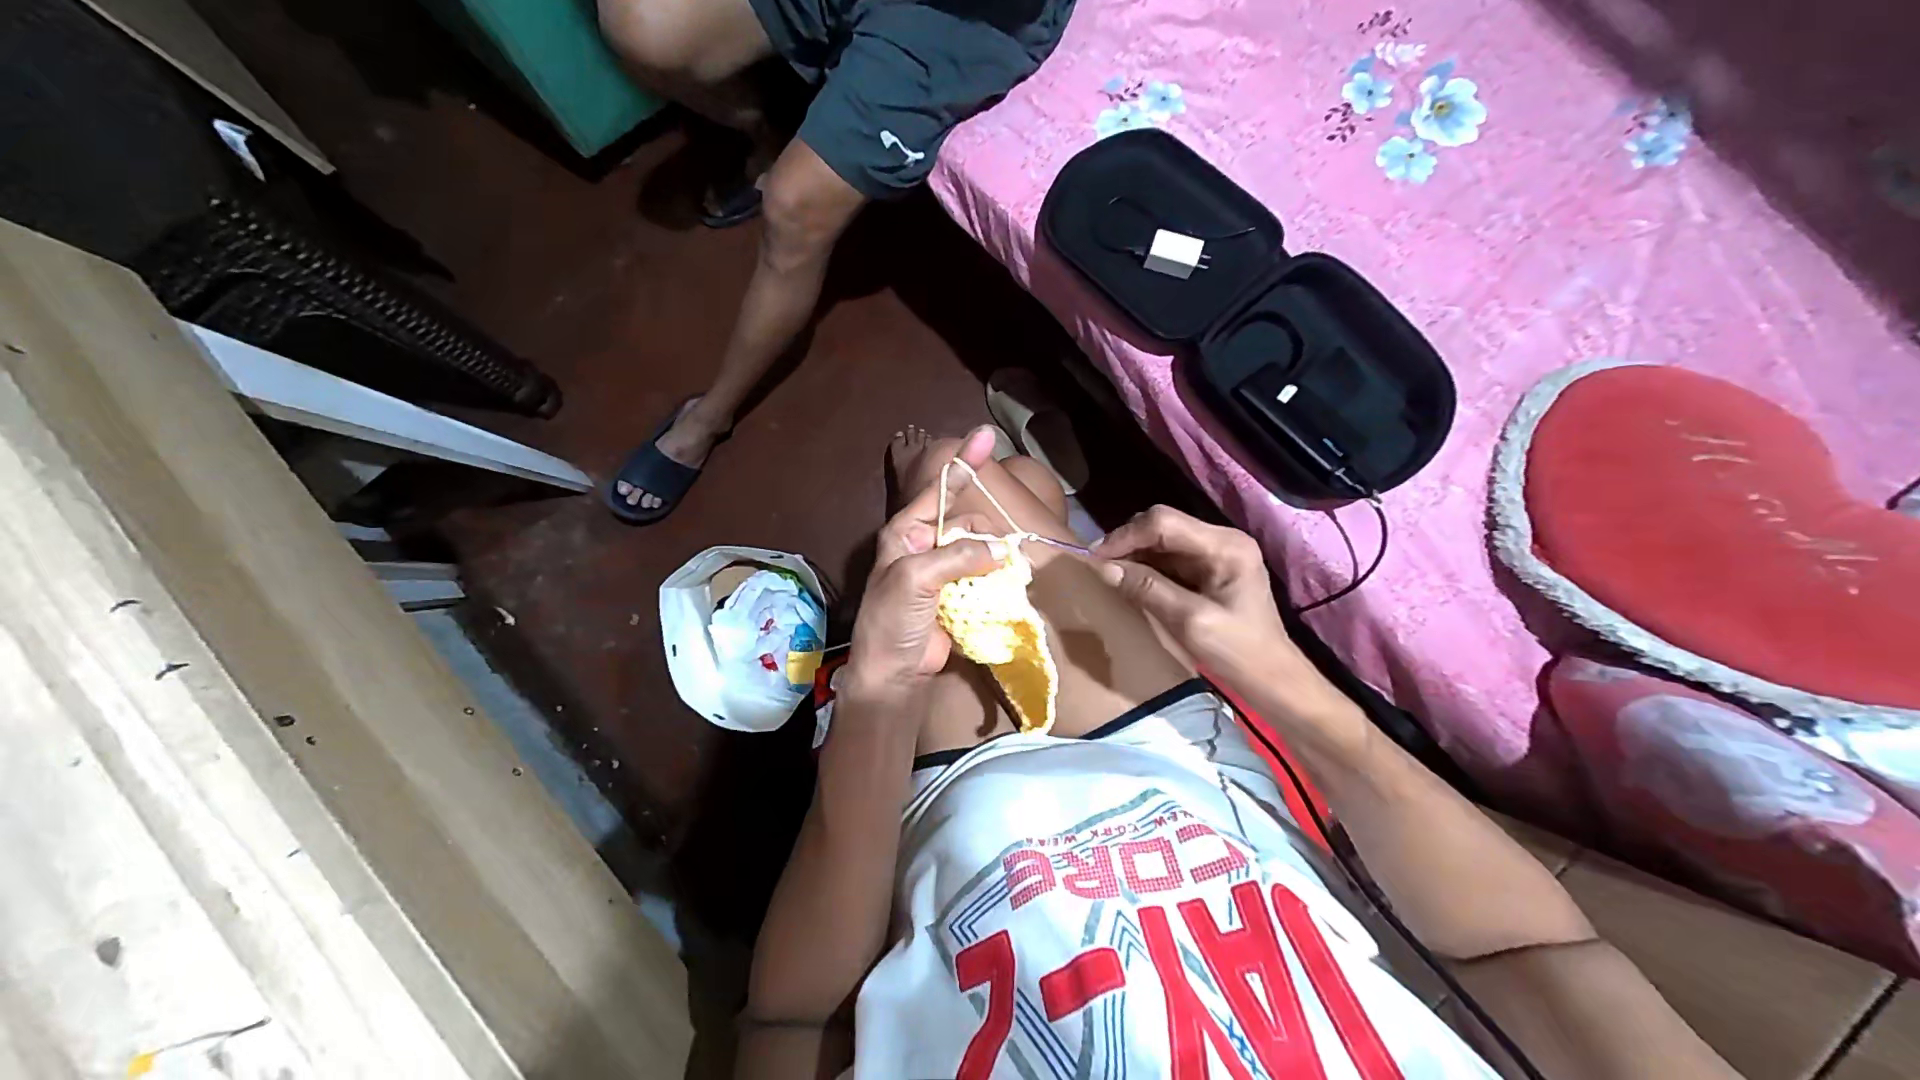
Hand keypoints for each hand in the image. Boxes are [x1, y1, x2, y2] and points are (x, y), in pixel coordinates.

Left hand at [845, 428, 1002, 699]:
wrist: (894, 672)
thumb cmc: (891, 621)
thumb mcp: (915, 580)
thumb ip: (957, 557)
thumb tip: (1001, 549)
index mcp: (906, 532)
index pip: (939, 490)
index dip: (964, 463)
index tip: (986, 435)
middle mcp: (925, 545)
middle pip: (967, 521)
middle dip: (984, 532)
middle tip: (992, 559)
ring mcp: (943, 571)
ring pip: (981, 548)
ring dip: (995, 557)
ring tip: (1000, 574)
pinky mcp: (959, 594)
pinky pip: (985, 574)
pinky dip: (998, 577)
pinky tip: (1006, 585)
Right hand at [1093, 506, 1347, 723]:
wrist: (1270, 679)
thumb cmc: (1237, 652)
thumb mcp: (1189, 621)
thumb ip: (1148, 589)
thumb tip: (1104, 567)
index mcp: (1225, 546)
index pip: (1164, 522)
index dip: (1126, 536)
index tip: (1096, 559)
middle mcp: (1222, 539)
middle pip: (1162, 524)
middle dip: (1128, 542)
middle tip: (1099, 567)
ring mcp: (1216, 552)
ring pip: (1162, 539)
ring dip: (1134, 553)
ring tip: (1109, 573)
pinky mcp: (1208, 568)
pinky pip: (1168, 556)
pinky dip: (1146, 565)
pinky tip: (1130, 580)